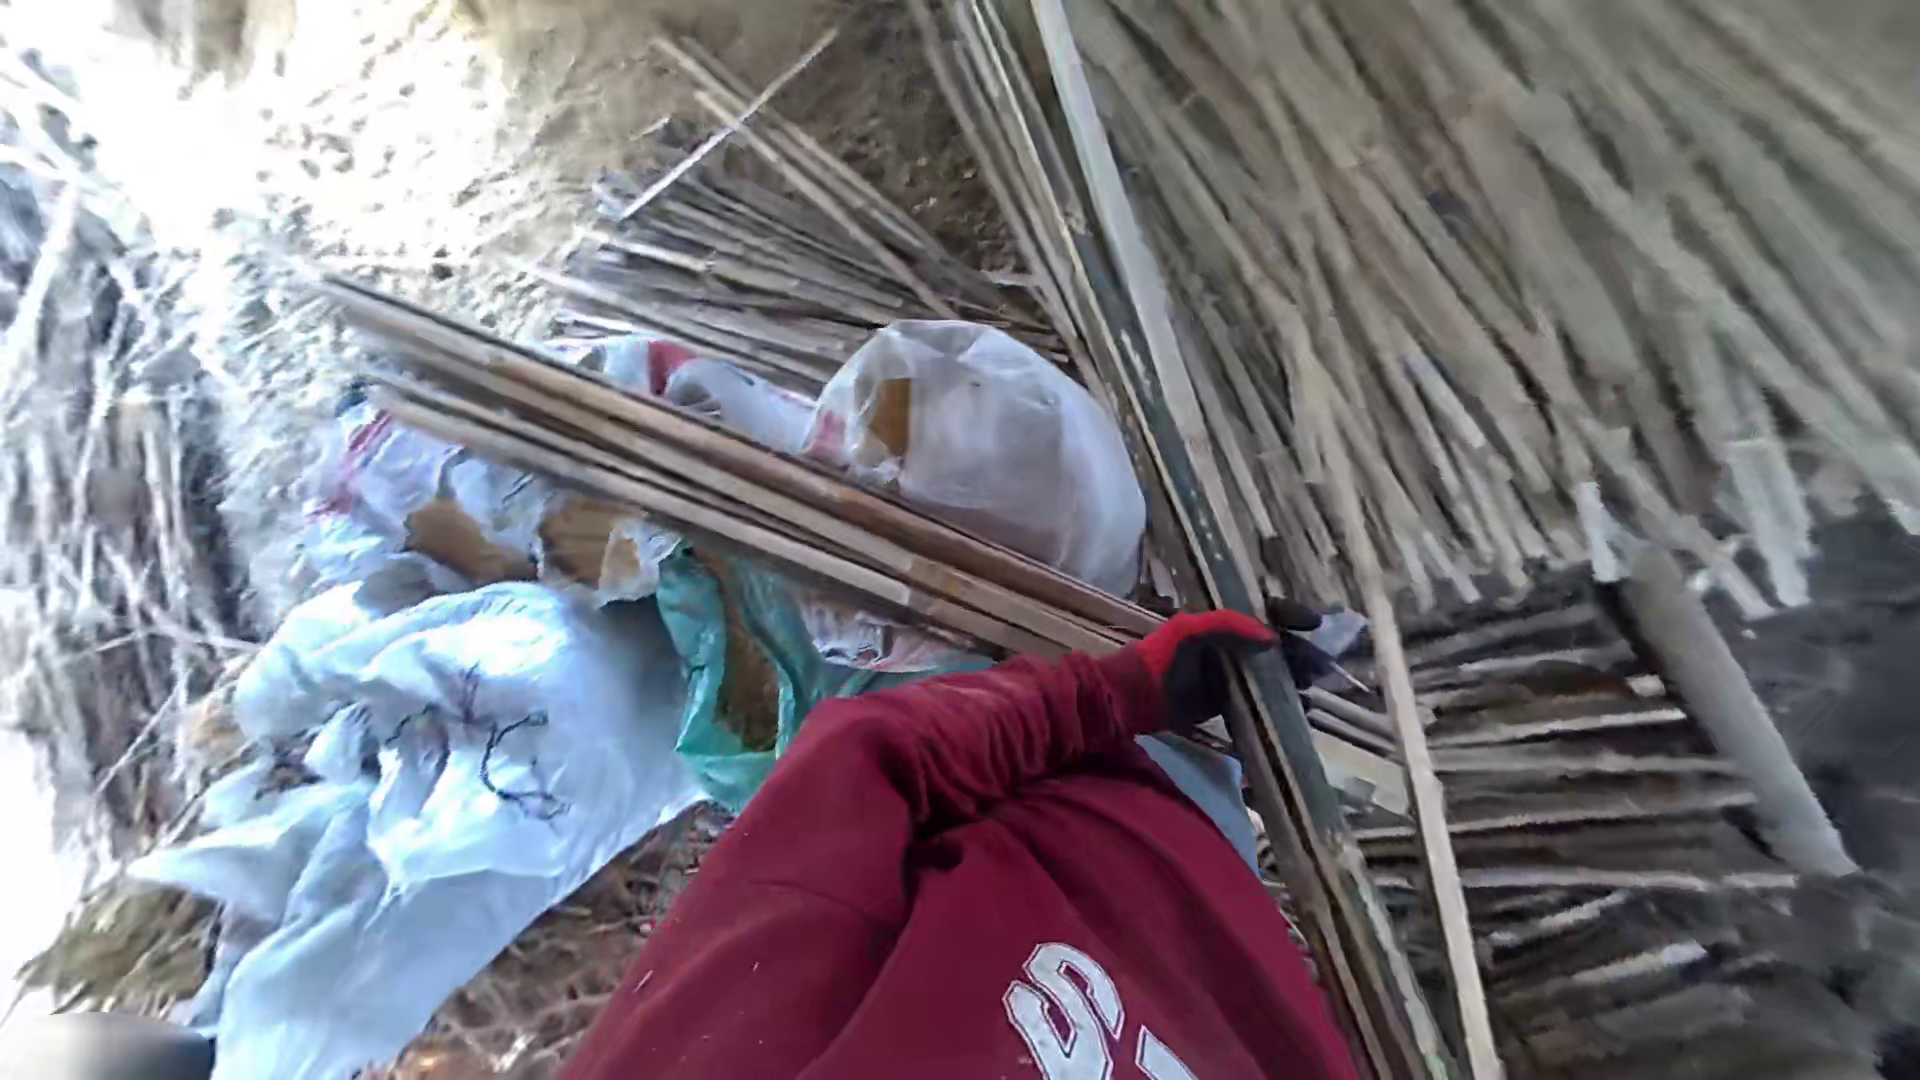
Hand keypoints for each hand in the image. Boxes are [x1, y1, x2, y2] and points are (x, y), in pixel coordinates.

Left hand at [1134, 599, 1324, 727]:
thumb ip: (1227, 625)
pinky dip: (1284, 701)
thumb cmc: (1162, 656)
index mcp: (1220, 624)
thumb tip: (1272, 637)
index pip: (1262, 612)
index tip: (1312, 623)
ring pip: (1274, 671)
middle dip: (1299, 651)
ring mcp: (1231, 674)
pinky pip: (1263, 698)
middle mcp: (1229, 646)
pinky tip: (1300, 706)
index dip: (1289, 615)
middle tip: (1319, 665)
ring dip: (1296, 676)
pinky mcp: (1229, 700)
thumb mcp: (1189, 630)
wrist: (1139, 695)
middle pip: (1275, 644)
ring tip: (1310, 685)